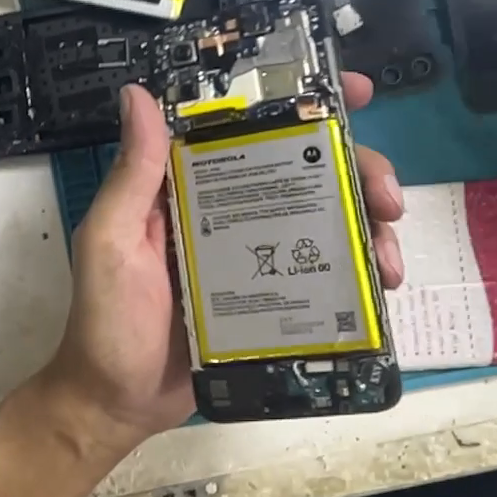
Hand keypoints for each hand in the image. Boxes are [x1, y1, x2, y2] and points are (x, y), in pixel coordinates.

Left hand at [39, 74, 406, 455]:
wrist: (121, 403)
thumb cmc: (108, 320)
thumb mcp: (112, 240)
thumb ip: (132, 175)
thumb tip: (138, 95)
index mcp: (190, 188)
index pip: (248, 131)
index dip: (301, 106)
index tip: (355, 93)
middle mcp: (230, 212)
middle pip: (305, 172)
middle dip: (358, 171)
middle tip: (386, 196)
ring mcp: (256, 256)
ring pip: (326, 220)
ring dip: (368, 224)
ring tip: (388, 252)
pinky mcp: (273, 299)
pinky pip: (324, 274)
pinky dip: (359, 272)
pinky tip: (381, 285)